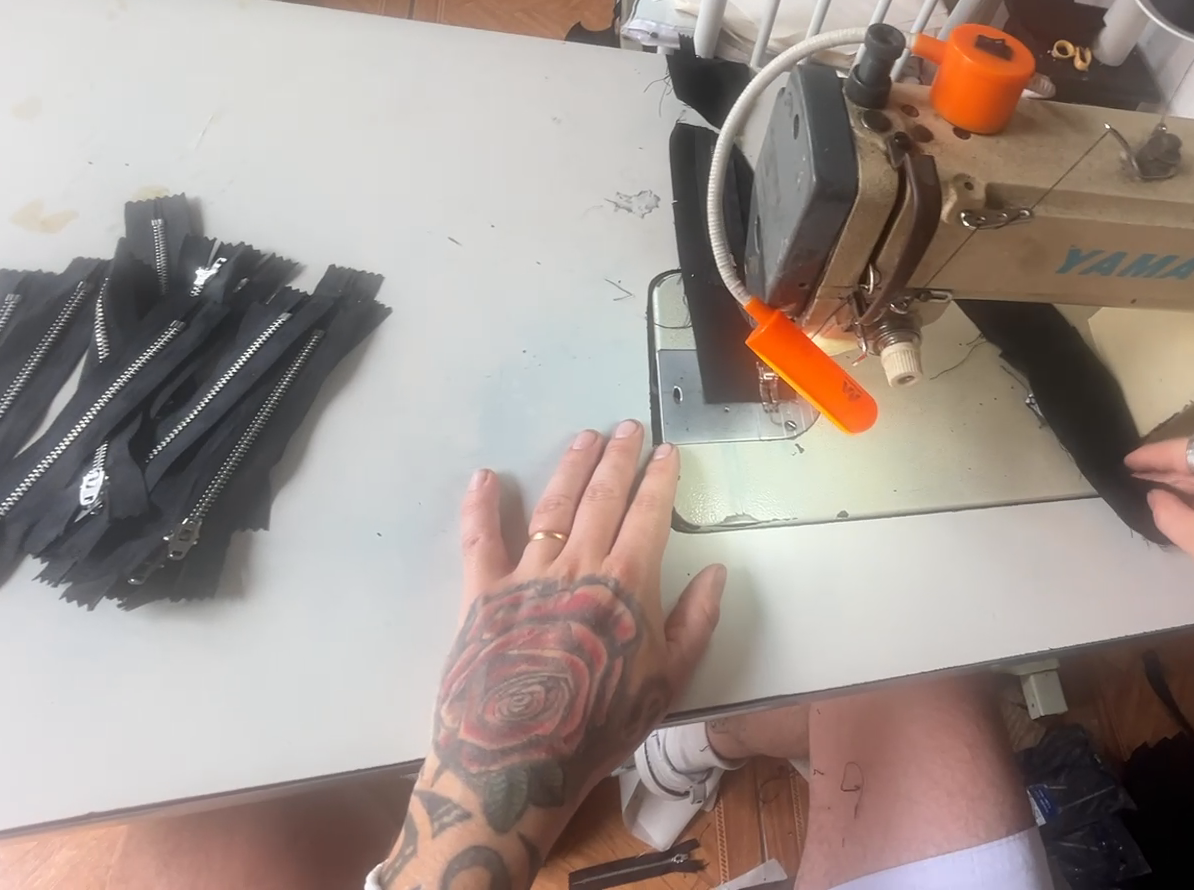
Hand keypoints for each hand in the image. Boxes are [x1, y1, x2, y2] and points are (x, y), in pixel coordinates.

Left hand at [377, 422, 727, 889]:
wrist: (515, 767)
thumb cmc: (601, 722)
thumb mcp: (669, 678)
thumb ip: (697, 619)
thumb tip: (715, 569)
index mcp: (627, 580)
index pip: (649, 512)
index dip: (661, 478)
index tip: (668, 450)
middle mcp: (578, 563)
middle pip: (602, 496)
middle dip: (619, 457)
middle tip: (628, 426)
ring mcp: (526, 575)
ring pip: (552, 506)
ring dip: (570, 466)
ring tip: (584, 437)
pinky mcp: (480, 595)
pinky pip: (479, 542)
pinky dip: (481, 508)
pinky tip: (486, 477)